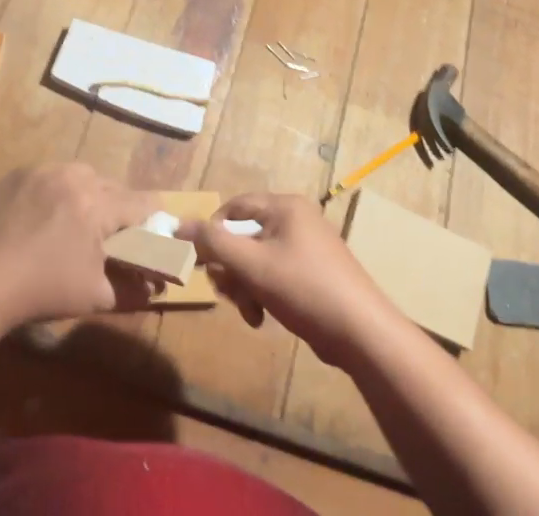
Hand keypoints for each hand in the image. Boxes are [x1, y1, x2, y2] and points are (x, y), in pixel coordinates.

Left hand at [0, 164, 155, 330]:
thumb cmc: (40, 291)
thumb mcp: (95, 297)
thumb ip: (133, 290)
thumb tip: (155, 288)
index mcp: (98, 204)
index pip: (144, 202)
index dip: (153, 220)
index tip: (149, 237)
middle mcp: (74, 177)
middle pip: (114, 186)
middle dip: (118, 210)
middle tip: (109, 238)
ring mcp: (42, 171)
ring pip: (83, 176)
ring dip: (89, 196)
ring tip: (75, 226)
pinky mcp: (16, 175)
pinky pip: (52, 176)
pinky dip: (57, 192)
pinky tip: (44, 218)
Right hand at [183, 193, 402, 367]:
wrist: (359, 331)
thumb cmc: (303, 289)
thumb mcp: (252, 264)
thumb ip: (213, 242)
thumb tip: (178, 225)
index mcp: (285, 207)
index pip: (232, 207)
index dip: (211, 232)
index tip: (200, 263)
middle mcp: (296, 219)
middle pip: (242, 235)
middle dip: (230, 268)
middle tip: (228, 292)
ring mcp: (305, 247)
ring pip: (254, 259)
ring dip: (243, 286)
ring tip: (250, 312)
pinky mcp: (310, 273)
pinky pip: (272, 274)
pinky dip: (261, 293)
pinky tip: (261, 318)